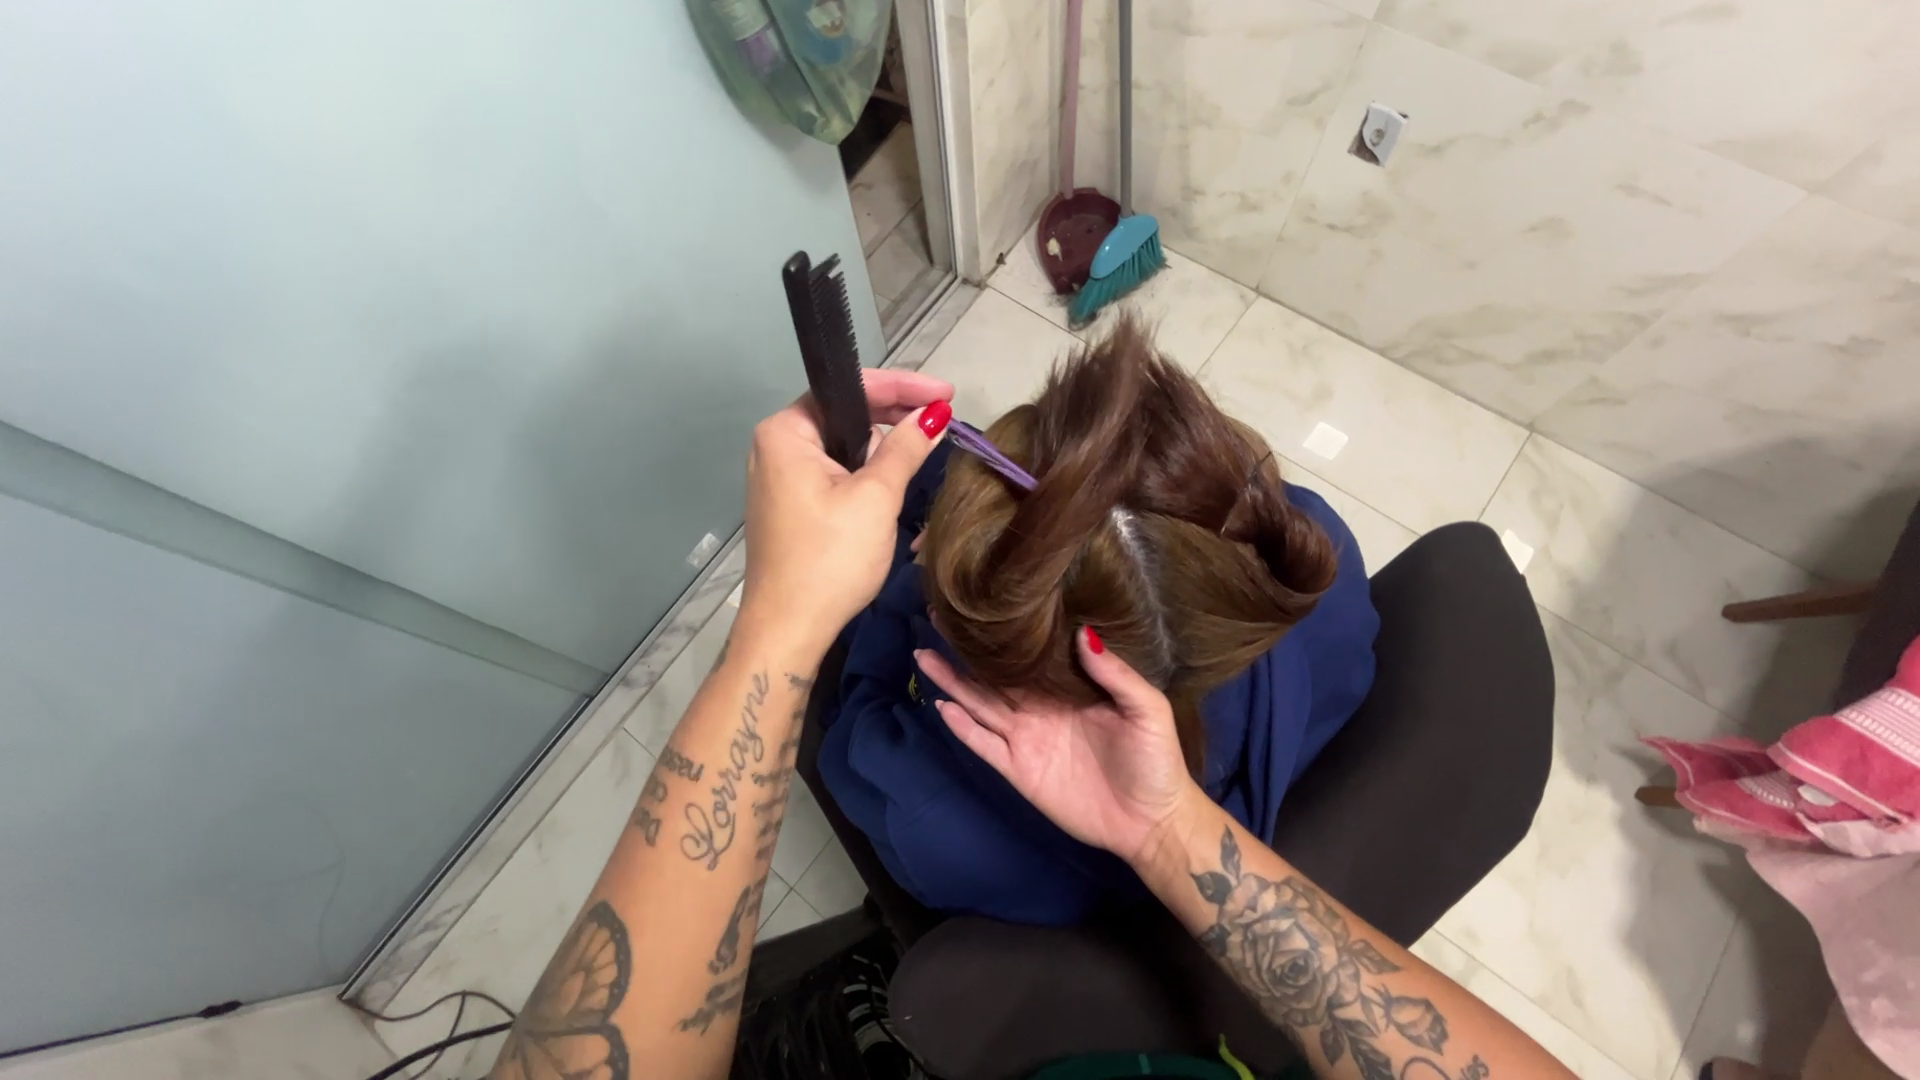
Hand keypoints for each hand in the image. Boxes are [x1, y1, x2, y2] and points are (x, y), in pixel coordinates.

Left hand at [737, 369, 952, 658]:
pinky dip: (865, 471)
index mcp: (786, 431)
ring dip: (881, 447)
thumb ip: (905, 448)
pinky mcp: (791, 504)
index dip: (902, 386)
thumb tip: (935, 414)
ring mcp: (780, 477)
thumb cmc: (830, 558)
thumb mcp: (875, 498)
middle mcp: (776, 446)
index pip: (850, 388)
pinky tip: (892, 478)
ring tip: (921, 451)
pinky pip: (834, 471)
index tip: (946, 392)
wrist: (789, 629)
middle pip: (845, 413)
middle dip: (893, 414)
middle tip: (942, 417)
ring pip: (842, 445)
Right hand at [916, 629, 1205, 865]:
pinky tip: (942, 707)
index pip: (1027, 656)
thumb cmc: (1156, 760)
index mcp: (1068, 689)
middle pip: (993, 677)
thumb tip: (1082, 632)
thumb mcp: (1147, 709)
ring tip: (924, 656)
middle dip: (963, 652)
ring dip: (953, 682)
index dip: (1002, 635)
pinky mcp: (1019, 770)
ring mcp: (1026, 740)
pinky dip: (962, 727)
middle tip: (934, 620)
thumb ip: (1115, 673)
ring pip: (980, 705)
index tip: (980, 606)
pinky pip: (985, 745)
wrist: (1152, 820)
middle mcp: (1040, 709)